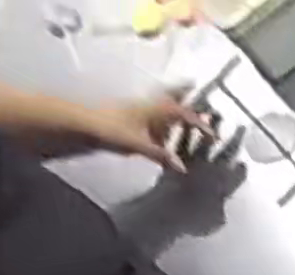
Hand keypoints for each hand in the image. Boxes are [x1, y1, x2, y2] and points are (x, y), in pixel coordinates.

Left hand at [86, 94, 212, 171]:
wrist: (81, 123)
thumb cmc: (110, 131)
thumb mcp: (138, 144)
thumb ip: (161, 155)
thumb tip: (183, 168)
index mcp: (151, 110)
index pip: (181, 114)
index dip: (198, 123)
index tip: (213, 133)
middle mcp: (146, 107)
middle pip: (168, 97)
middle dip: (182, 93)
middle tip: (194, 85)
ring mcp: (137, 111)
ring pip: (160, 105)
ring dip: (173, 105)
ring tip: (186, 108)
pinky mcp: (131, 118)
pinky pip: (154, 115)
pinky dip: (164, 118)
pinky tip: (167, 129)